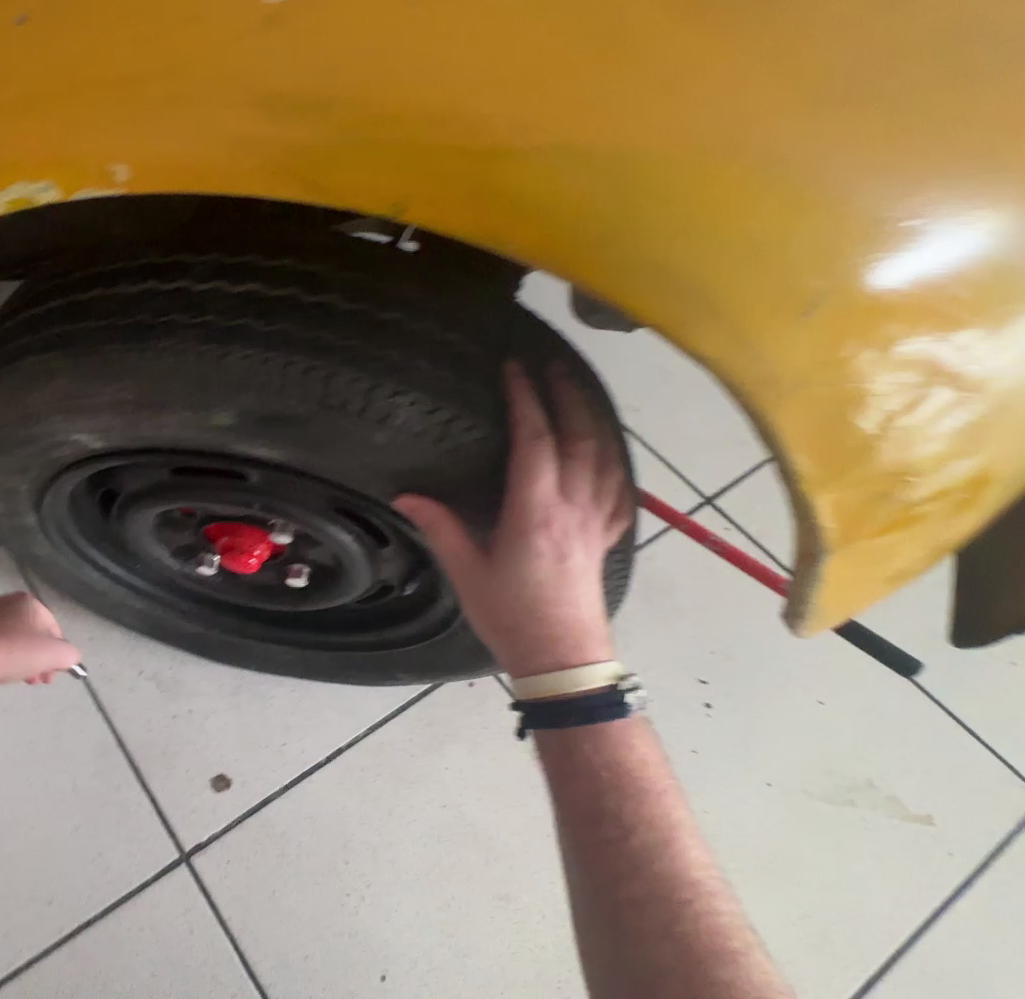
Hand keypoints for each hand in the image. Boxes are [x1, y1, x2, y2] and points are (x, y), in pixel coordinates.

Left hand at [0, 592, 81, 685]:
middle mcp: (4, 602)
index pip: (52, 626)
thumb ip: (70, 654)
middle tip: (39, 679)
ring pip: (10, 640)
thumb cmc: (14, 651)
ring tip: (18, 679)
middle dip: (38, 659)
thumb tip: (70, 657)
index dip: (58, 651)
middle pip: (30, 634)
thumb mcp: (56, 655)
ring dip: (20, 661)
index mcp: (27, 601)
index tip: (55, 671)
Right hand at [393, 361, 632, 678]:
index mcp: (536, 511)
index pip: (535, 441)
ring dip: (593, 419)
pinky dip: (614, 459)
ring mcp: (597, 521)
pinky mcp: (608, 537)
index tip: (514, 369)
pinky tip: (608, 452)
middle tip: (552, 366)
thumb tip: (405, 494)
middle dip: (566, 396)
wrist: (564, 658)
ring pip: (605, 456)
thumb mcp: (466, 571)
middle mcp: (573, 507)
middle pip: (579, 438)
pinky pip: (619, 487)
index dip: (526, 400)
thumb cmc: (510, 615)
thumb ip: (440, 527)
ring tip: (579, 393)